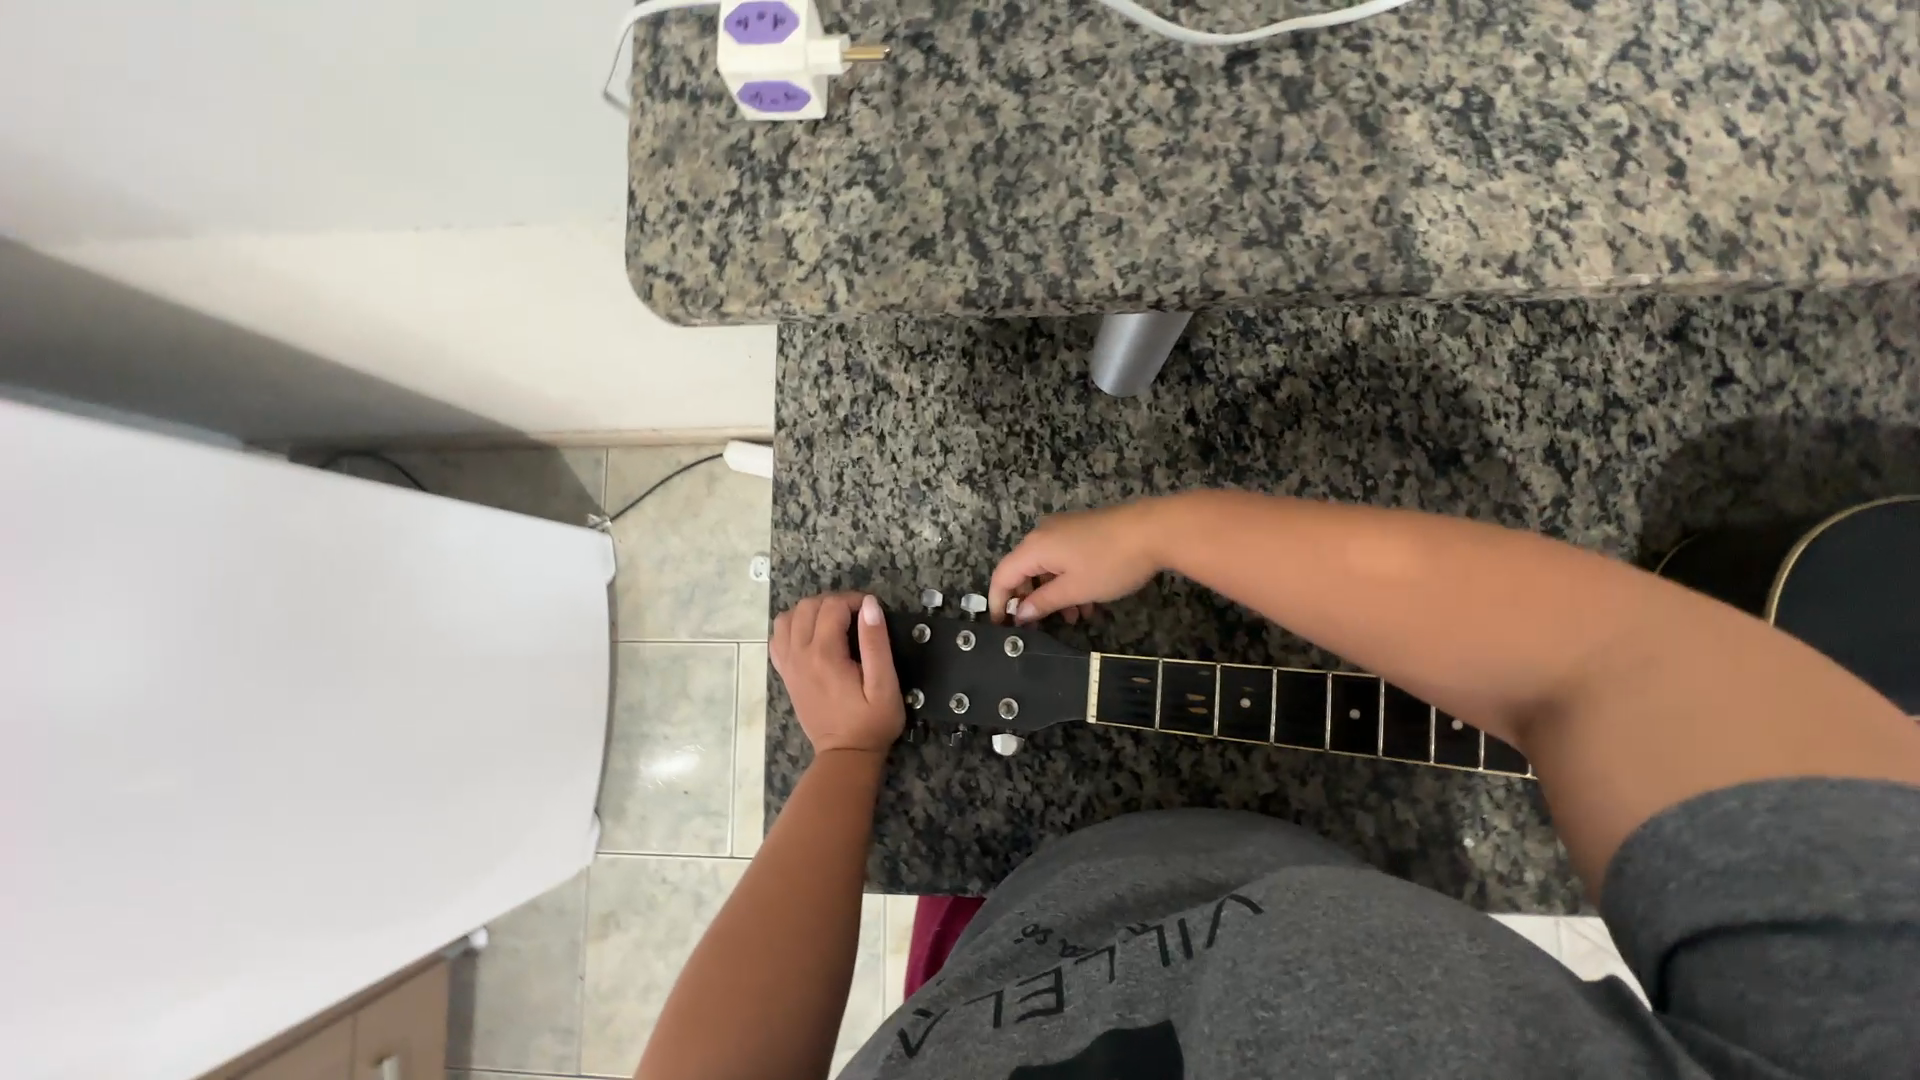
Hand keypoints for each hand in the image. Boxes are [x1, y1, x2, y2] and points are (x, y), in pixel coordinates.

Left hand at [771, 592, 903, 753]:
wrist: (845, 754)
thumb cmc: (871, 722)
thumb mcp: (885, 685)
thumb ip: (876, 643)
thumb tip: (869, 605)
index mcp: (825, 655)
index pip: (833, 606)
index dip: (855, 600)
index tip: (872, 611)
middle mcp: (800, 654)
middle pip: (808, 606)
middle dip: (834, 602)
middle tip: (857, 616)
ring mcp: (788, 664)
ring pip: (788, 617)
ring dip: (811, 611)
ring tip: (834, 622)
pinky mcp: (785, 674)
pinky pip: (778, 638)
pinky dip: (792, 627)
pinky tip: (812, 636)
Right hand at [989, 500, 1165, 624]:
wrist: (1155, 530)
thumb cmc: (1110, 563)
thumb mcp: (1075, 589)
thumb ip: (1043, 602)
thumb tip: (1020, 613)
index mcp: (1035, 547)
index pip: (1002, 576)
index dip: (999, 602)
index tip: (1001, 627)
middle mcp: (1043, 534)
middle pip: (1024, 571)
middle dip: (1031, 600)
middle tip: (1041, 626)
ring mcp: (1065, 530)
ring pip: (1047, 568)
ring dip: (1055, 594)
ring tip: (1074, 618)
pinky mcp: (1083, 531)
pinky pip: (1064, 560)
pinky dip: (1069, 581)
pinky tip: (1088, 602)